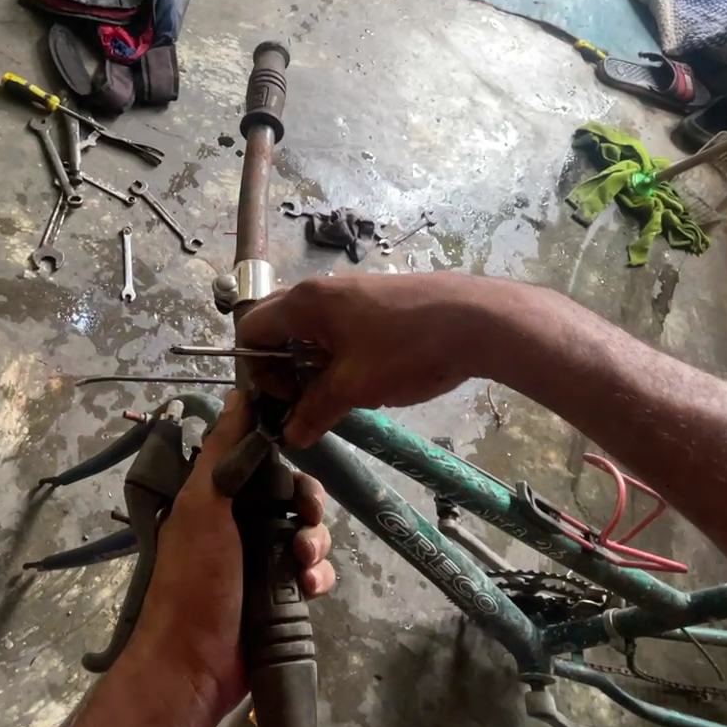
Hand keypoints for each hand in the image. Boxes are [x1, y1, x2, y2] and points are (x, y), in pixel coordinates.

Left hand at [117, 391, 335, 726]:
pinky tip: (308, 587)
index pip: (262, 460)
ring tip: (301, 562)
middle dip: (307, 504)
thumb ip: (223, 450)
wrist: (195, 663)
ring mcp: (264, 559)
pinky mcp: (283, 594)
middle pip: (293, 495)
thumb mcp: (203, 504)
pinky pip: (315, 572)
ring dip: (314, 543)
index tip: (300, 454)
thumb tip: (239, 393)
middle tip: (305, 518)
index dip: (284, 455)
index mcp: (219, 496)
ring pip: (308, 533)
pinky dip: (317, 576)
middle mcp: (242, 522)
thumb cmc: (194, 577)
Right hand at [236, 273, 496, 445]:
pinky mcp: (371, 298)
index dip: (256, 369)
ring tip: (335, 389)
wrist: (476, 320)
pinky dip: (332, 350)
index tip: (285, 398)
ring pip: (306, 326)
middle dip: (278, 363)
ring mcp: (347, 291)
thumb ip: (315, 410)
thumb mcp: (355, 387)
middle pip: (274, 324)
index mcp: (304, 303)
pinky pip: (332, 324)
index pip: (250, 329)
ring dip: (308, 359)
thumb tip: (290, 436)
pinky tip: (362, 374)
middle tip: (301, 394)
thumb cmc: (407, 350)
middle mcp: (318, 290)